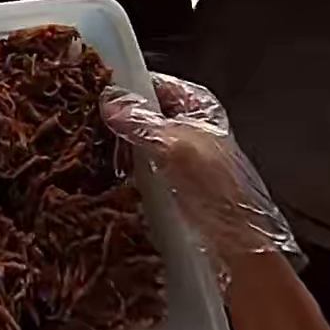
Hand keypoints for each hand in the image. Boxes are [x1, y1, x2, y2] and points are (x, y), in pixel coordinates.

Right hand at [102, 73, 297, 277]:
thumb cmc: (215, 189)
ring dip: (121, 142)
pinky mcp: (172, 179)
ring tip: (96, 144)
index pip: (152, 81)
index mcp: (196, 104)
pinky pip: (141, 161)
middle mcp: (189, 123)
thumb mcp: (173, 147)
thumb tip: (107, 99)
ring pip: (140, 137)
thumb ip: (138, 120)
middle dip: (119, 115)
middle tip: (91, 119)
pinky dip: (127, 163)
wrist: (237, 248)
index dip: (126, 84)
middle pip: (144, 110)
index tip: (97, 90)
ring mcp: (181, 153)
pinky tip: (110, 168)